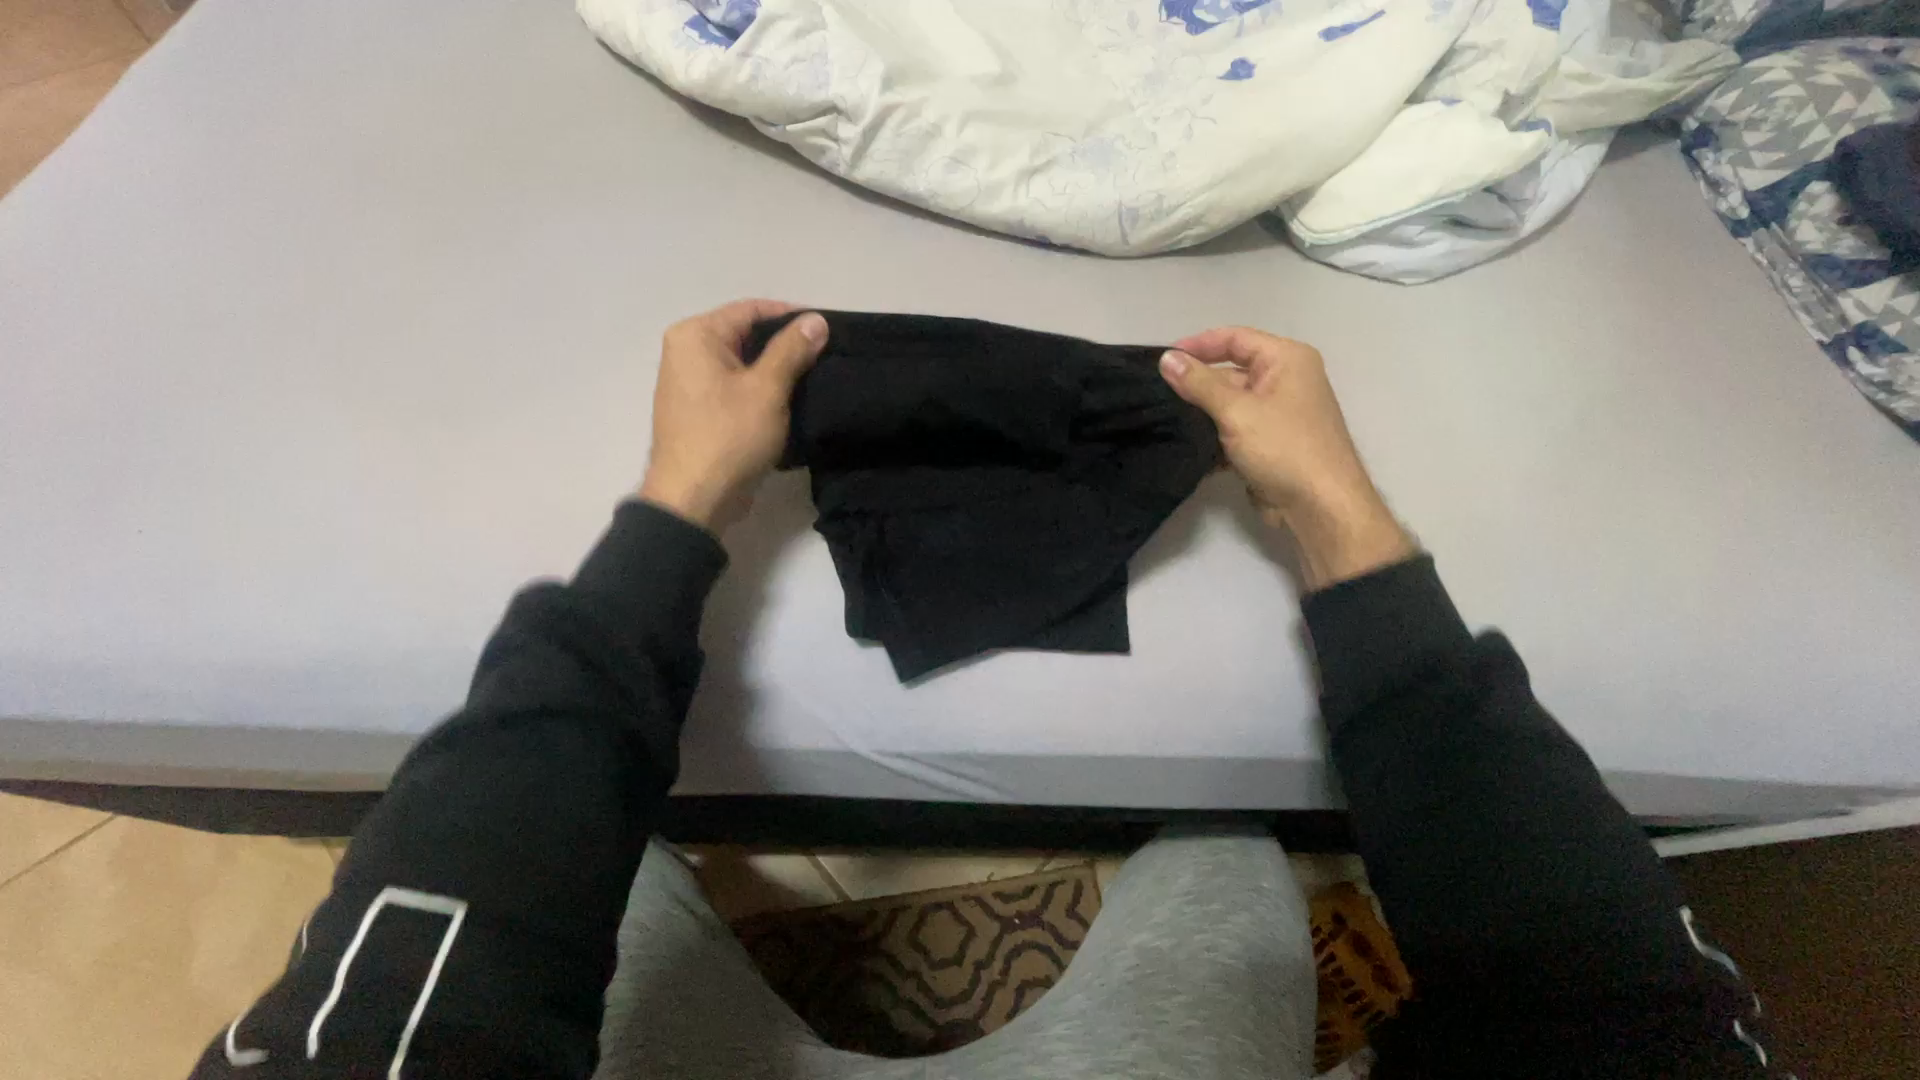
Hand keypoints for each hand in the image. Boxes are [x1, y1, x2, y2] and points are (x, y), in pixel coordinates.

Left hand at [638, 300, 827, 531]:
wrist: (694, 499)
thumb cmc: (729, 437)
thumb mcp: (767, 389)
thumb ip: (792, 350)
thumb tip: (816, 320)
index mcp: (695, 336)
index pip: (751, 310)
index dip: (791, 316)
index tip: (827, 329)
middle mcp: (686, 352)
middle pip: (746, 336)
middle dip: (786, 346)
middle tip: (827, 357)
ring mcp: (690, 384)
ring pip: (743, 365)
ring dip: (777, 372)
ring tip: (816, 379)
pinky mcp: (700, 412)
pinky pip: (736, 389)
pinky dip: (762, 392)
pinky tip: (791, 403)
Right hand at [1159, 327, 1414, 590]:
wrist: (1320, 506)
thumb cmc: (1284, 448)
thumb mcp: (1236, 411)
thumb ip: (1199, 384)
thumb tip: (1167, 359)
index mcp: (1287, 360)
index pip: (1235, 338)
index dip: (1198, 345)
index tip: (1163, 360)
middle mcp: (1286, 380)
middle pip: (1231, 371)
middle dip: (1197, 383)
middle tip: (1158, 393)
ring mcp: (1279, 414)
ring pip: (1230, 404)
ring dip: (1202, 413)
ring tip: (1165, 419)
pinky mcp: (1270, 443)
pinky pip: (1235, 430)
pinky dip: (1214, 437)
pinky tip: (1186, 448)